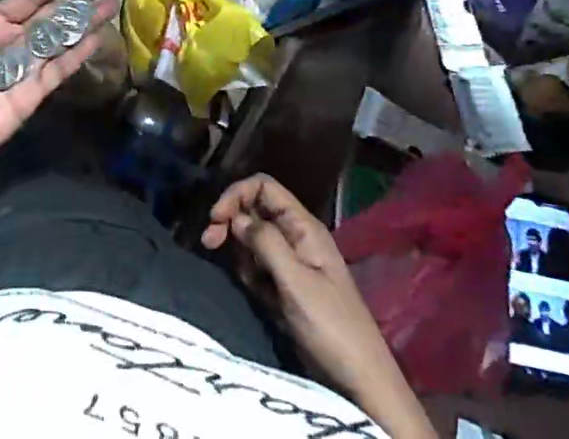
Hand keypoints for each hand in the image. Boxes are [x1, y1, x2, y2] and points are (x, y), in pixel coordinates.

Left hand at [0, 0, 116, 194]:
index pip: (25, 0)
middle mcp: (10, 44)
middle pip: (51, 14)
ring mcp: (23, 70)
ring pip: (60, 39)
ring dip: (85, 21)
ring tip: (111, 3)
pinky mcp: (30, 97)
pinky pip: (58, 71)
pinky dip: (77, 55)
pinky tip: (95, 39)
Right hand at [201, 175, 381, 389]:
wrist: (359, 381)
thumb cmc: (330, 326)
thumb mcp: (295, 281)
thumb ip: (265, 242)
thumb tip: (237, 217)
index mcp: (303, 227)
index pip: (263, 187)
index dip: (236, 194)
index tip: (215, 218)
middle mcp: (296, 237)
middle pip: (253, 210)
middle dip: (230, 222)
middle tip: (209, 243)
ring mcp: (291, 262)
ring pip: (251, 239)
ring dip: (241, 255)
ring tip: (253, 285)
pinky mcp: (285, 285)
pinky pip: (257, 266)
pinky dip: (250, 276)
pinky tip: (259, 296)